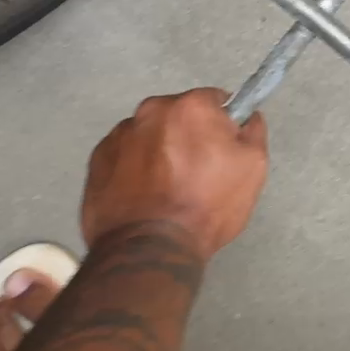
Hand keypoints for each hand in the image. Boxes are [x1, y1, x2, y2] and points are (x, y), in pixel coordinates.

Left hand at [79, 88, 268, 259]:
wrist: (149, 250)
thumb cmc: (207, 205)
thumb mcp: (253, 167)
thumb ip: (253, 131)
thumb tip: (247, 117)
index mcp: (190, 106)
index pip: (215, 100)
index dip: (223, 124)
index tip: (223, 150)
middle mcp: (151, 110)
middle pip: (178, 115)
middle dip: (188, 134)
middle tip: (196, 172)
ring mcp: (118, 135)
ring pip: (149, 134)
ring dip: (158, 150)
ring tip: (165, 188)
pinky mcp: (96, 161)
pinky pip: (124, 155)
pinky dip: (133, 168)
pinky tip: (143, 195)